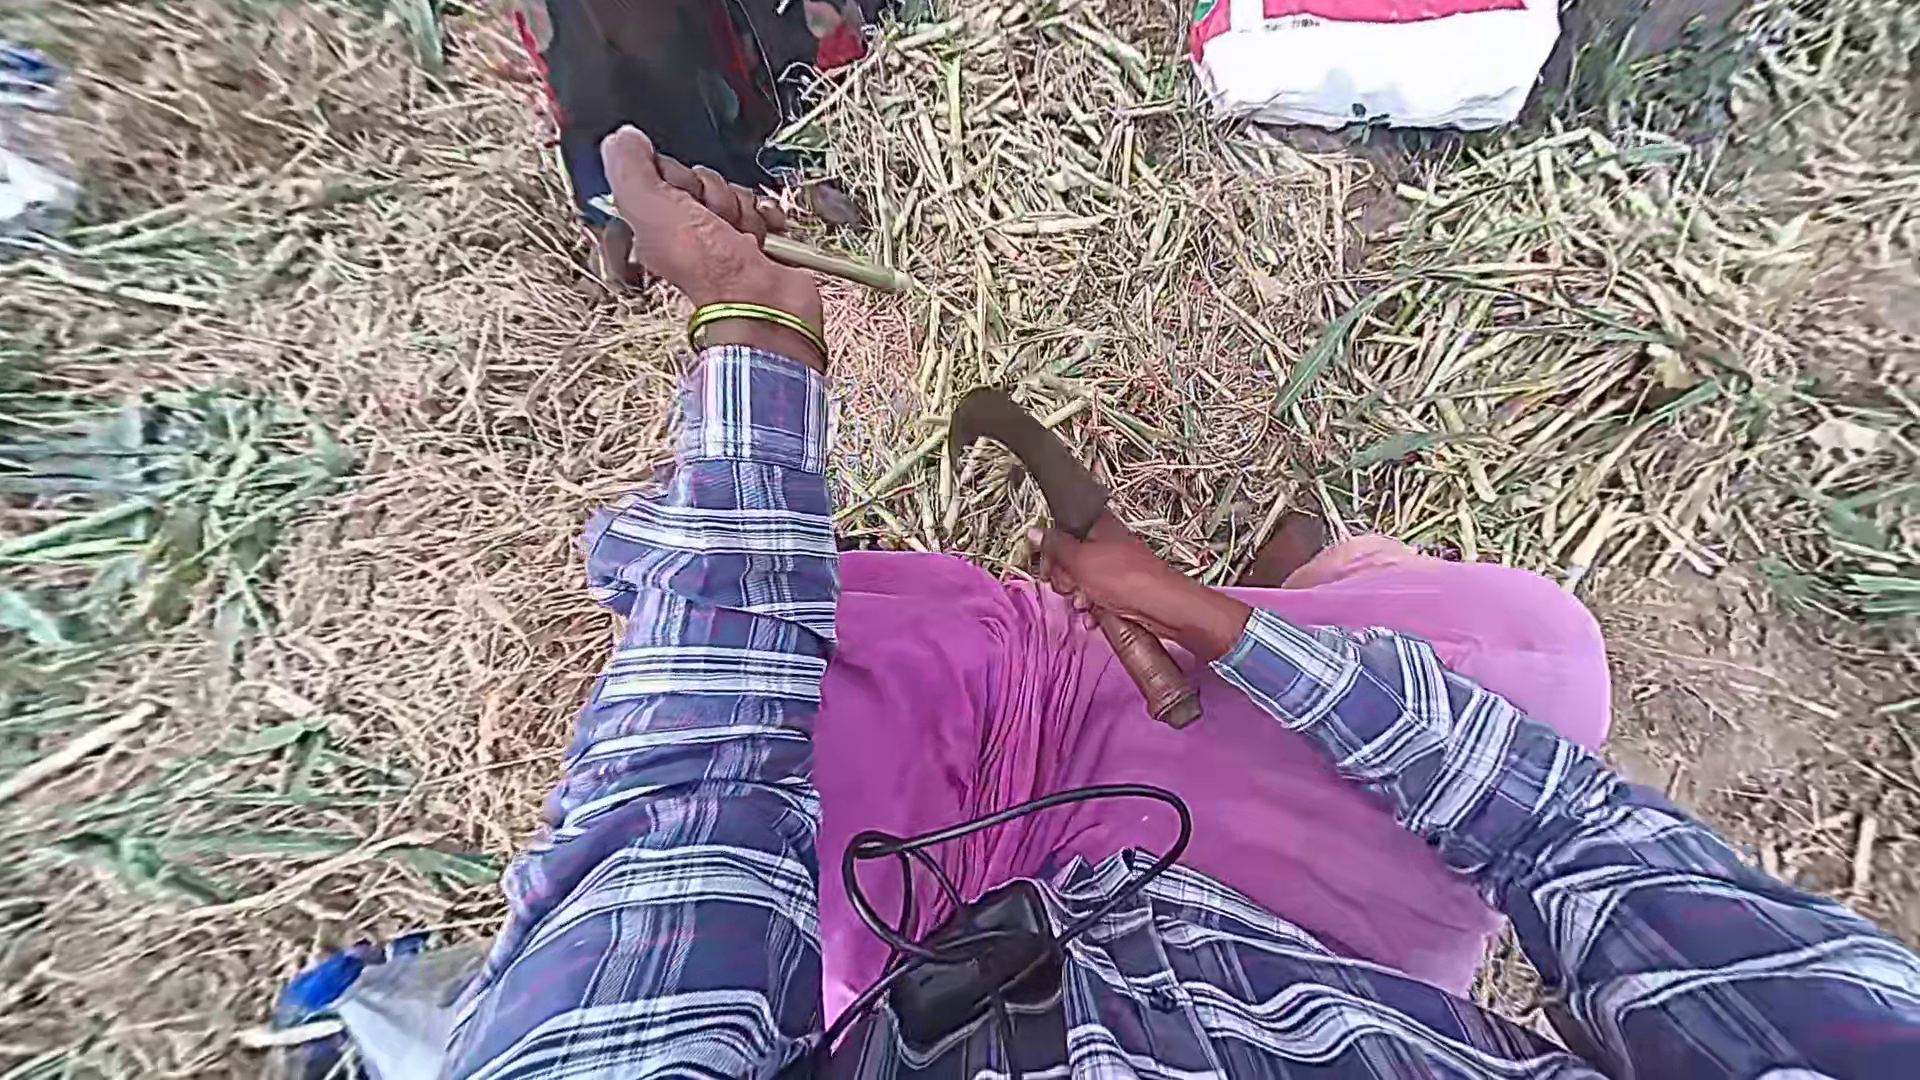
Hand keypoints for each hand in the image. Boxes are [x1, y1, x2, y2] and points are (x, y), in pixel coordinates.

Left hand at [599, 127, 825, 371]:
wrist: (765, 305)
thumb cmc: (708, 269)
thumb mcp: (648, 207)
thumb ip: (628, 164)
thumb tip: (628, 139)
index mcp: (656, 227)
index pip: (664, 173)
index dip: (676, 177)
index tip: (683, 198)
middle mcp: (689, 236)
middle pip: (702, 183)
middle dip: (715, 195)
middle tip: (718, 223)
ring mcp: (727, 244)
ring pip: (735, 196)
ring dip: (744, 209)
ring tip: (745, 239)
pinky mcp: (760, 250)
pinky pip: (764, 213)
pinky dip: (769, 217)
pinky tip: (768, 230)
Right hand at [1033, 524, 1251, 661]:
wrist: (1162, 608)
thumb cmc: (1124, 579)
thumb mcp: (1080, 560)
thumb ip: (1055, 546)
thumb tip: (1035, 532)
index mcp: (1098, 526)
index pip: (1062, 533)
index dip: (1052, 553)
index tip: (1049, 569)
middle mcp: (1108, 543)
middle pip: (1071, 559)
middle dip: (1066, 578)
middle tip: (1070, 587)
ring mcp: (1117, 566)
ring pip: (1083, 580)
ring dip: (1078, 596)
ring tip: (1085, 604)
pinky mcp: (1124, 588)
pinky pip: (1098, 596)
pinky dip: (1093, 607)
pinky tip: (1094, 616)